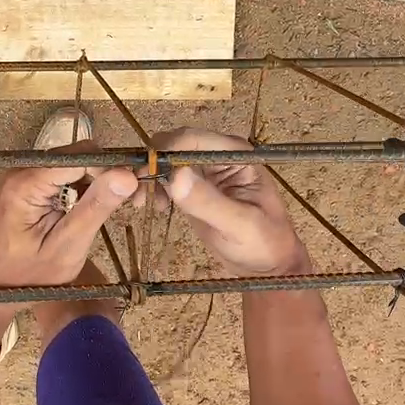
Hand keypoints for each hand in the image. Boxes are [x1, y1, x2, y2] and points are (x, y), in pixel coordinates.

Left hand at [0, 143, 138, 291]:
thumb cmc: (28, 277)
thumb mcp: (67, 246)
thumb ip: (95, 208)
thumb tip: (127, 175)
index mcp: (26, 183)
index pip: (81, 157)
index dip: (113, 168)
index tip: (138, 190)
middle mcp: (22, 169)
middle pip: (79, 155)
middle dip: (110, 173)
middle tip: (136, 200)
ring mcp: (24, 175)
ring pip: (75, 162)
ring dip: (100, 179)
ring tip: (123, 203)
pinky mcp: (29, 184)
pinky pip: (65, 174)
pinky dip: (86, 185)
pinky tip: (99, 204)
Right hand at [149, 128, 309, 276]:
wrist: (266, 265)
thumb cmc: (263, 243)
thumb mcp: (239, 225)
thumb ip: (208, 202)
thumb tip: (176, 176)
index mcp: (234, 153)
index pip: (191, 139)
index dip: (164, 152)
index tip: (144, 176)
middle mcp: (217, 154)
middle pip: (174, 145)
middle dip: (152, 164)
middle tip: (138, 193)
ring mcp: (205, 169)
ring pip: (166, 160)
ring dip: (150, 176)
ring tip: (142, 202)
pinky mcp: (194, 186)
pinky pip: (167, 177)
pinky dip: (156, 187)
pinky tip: (158, 207)